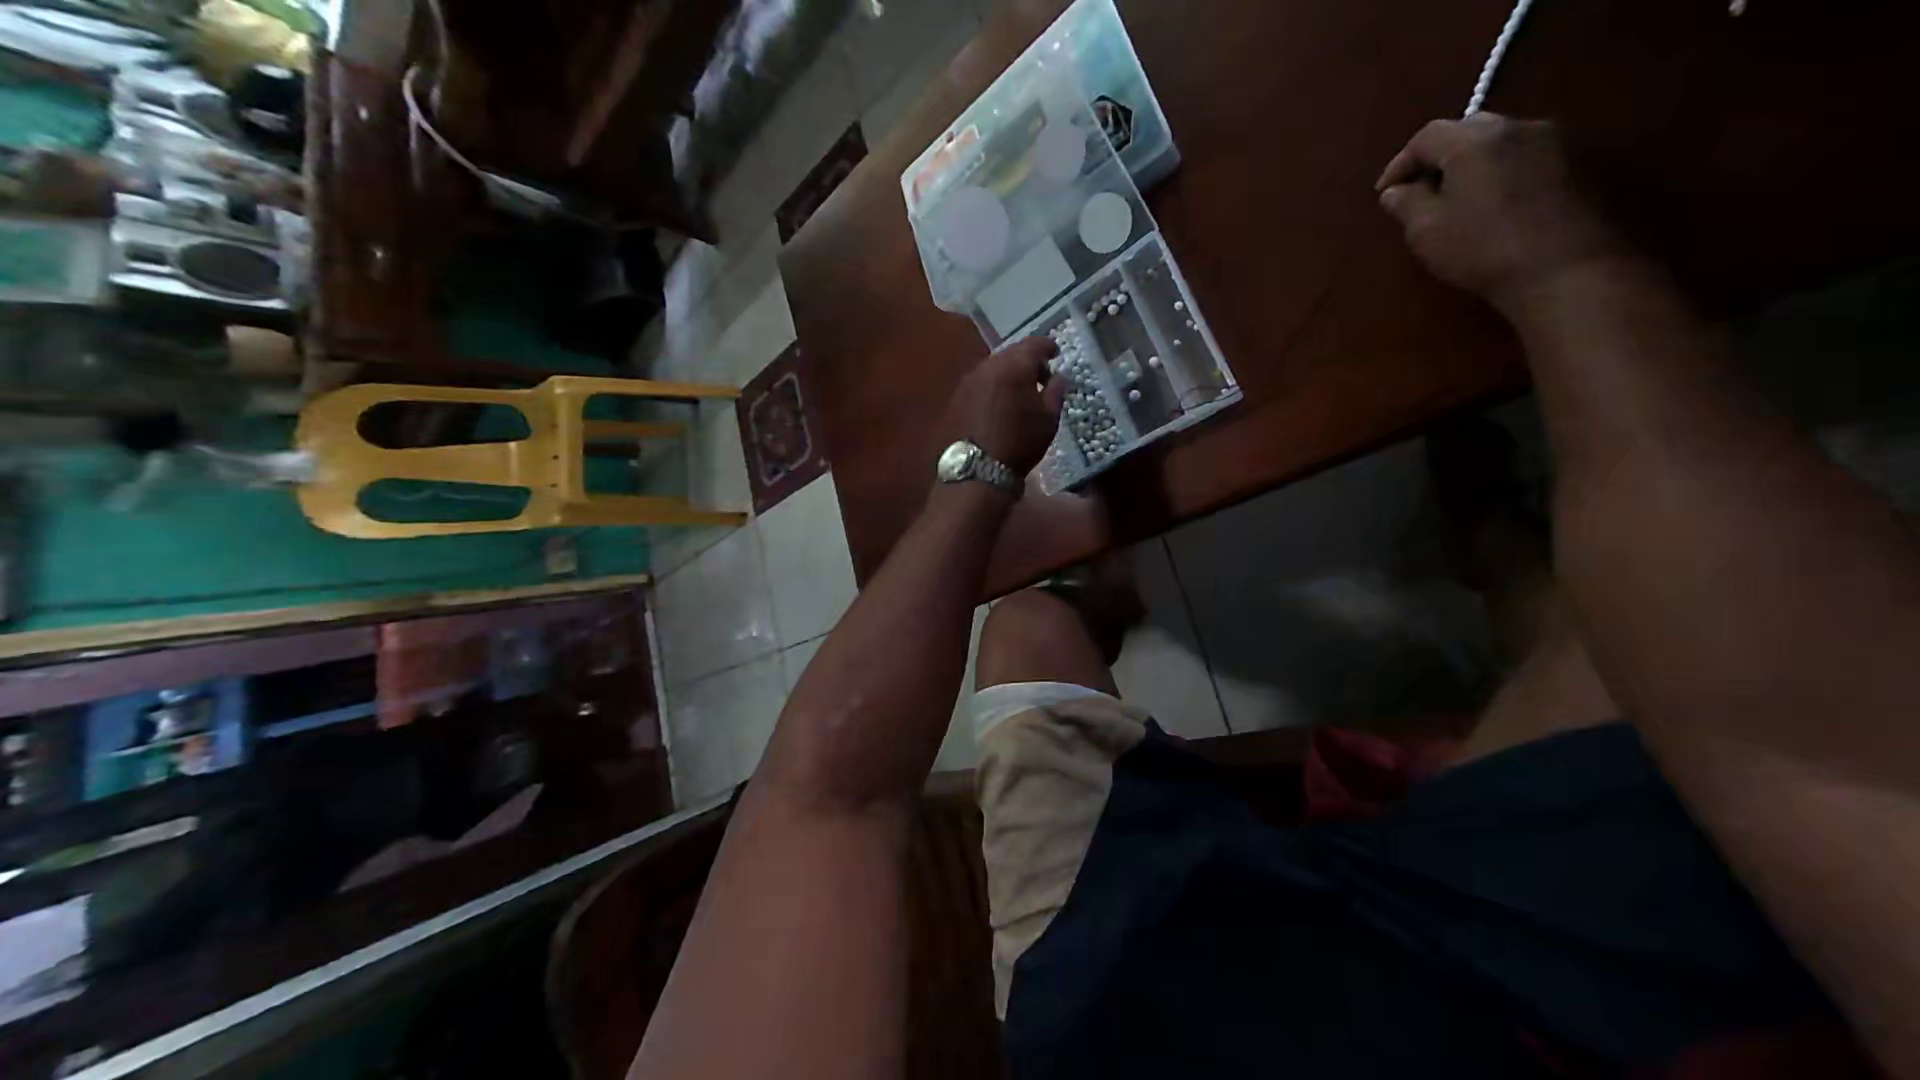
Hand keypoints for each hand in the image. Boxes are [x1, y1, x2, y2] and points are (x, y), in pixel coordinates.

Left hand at [941, 337, 1067, 476]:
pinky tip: (1000, 401)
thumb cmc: (1020, 442)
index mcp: (1014, 366)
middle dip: (1028, 360)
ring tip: (1020, 391)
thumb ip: (1056, 391)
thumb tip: (1058, 377)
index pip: (1034, 344)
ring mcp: (969, 380)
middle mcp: (989, 366)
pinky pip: (981, 381)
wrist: (978, 469)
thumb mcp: (1048, 419)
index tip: (1056, 353)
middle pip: (1012, 353)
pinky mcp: (957, 395)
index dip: (1048, 346)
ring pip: (994, 366)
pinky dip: (994, 384)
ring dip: (1009, 372)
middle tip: (1040, 376)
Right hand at [1376, 114, 1635, 314]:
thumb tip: (1395, 190)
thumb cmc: (1481, 247)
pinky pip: (1524, 156)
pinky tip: (1494, 203)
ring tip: (1458, 198)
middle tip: (1421, 191)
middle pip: (1467, 130)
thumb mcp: (1425, 231)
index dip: (1400, 163)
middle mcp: (1515, 127)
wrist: (1562, 266)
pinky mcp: (1575, 160)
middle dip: (1439, 158)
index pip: (1426, 137)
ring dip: (1473, 164)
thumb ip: (1405, 203)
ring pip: (1499, 141)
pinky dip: (1501, 171)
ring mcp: (1552, 140)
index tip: (1384, 193)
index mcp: (1473, 141)